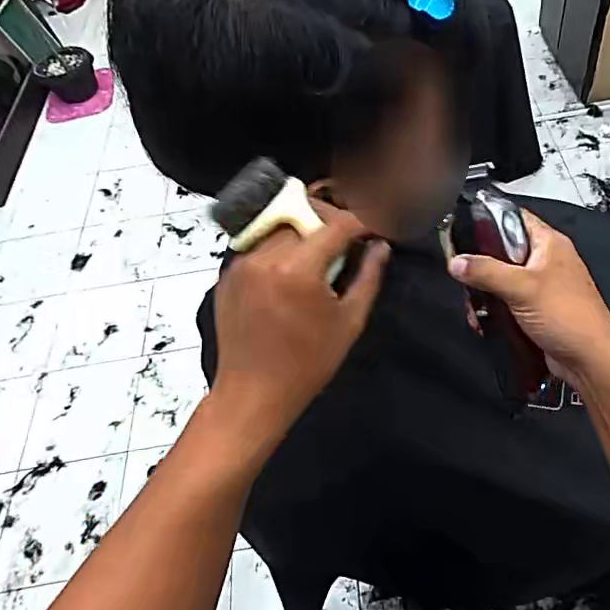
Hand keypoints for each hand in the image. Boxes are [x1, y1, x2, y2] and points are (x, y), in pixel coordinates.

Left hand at [208, 201, 388, 431]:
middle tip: (353, 241)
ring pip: (282, 228)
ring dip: (307, 234)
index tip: (377, 229)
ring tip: (324, 256)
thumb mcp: (349, 321)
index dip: (363, 223)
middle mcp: (264, 257)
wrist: (254, 392)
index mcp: (297, 269)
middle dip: (333, 223)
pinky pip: (262, 246)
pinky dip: (283, 249)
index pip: (337, 225)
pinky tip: (296, 273)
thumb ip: (368, 277)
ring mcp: (241, 264)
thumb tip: (381, 247)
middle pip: (306, 218)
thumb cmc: (308, 363)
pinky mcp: (229, 274)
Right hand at [447, 210, 609, 386]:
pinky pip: (508, 304)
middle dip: (482, 268)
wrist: (589, 360)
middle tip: (469, 279)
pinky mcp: (537, 311)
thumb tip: (458, 262)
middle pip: (502, 252)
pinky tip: (487, 321)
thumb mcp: (521, 288)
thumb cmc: (571, 318)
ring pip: (502, 281)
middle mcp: (547, 262)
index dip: (488, 221)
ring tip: (478, 307)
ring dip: (486, 294)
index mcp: (549, 244)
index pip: (513, 217)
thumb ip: (486, 271)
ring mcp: (542, 287)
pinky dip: (496, 311)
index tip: (463, 234)